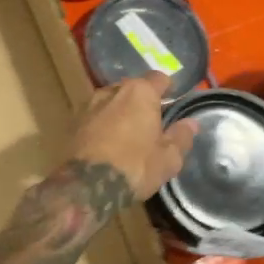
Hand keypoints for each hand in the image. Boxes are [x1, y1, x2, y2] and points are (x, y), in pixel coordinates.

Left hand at [69, 73, 195, 200]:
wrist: (87, 185)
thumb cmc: (135, 167)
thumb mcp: (168, 158)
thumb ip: (181, 136)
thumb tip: (191, 123)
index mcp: (140, 92)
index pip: (159, 78)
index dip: (168, 89)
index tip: (173, 102)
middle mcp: (112, 90)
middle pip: (133, 88)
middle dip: (142, 102)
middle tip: (152, 123)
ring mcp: (88, 104)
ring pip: (111, 101)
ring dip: (120, 112)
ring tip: (128, 134)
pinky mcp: (72, 121)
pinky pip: (94, 116)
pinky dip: (102, 124)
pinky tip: (107, 144)